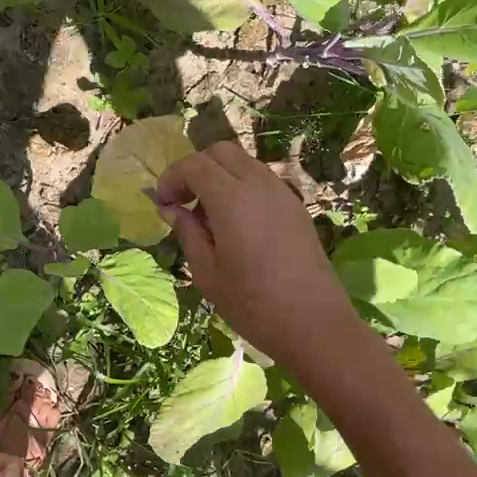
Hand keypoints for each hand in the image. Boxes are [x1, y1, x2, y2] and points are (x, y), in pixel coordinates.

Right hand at [156, 141, 356, 368]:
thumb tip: (170, 208)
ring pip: (243, 163)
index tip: (161, 202)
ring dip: (218, 176)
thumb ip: (187, 232)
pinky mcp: (296, 206)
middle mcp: (259, 185)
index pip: (194, 164)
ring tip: (207, 216)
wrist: (314, 324)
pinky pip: (261, 180)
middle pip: (220, 152)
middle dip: (195, 169)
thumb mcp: (207, 273)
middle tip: (182, 202)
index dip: (171, 177)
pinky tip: (234, 224)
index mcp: (232, 200)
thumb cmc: (252, 305)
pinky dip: (240, 187)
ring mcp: (282, 193)